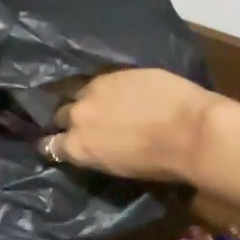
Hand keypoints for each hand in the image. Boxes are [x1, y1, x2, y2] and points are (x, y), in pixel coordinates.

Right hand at [49, 69, 221, 181]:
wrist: (190, 130)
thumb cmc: (159, 163)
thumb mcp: (117, 168)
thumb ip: (96, 153)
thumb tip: (95, 145)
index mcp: (77, 147)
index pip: (49, 145)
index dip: (56, 143)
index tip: (63, 143)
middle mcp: (77, 116)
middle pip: (62, 114)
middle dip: (72, 118)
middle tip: (91, 122)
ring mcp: (96, 89)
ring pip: (81, 91)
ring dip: (91, 99)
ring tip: (108, 102)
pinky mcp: (117, 72)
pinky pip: (105, 79)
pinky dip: (112, 86)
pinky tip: (128, 90)